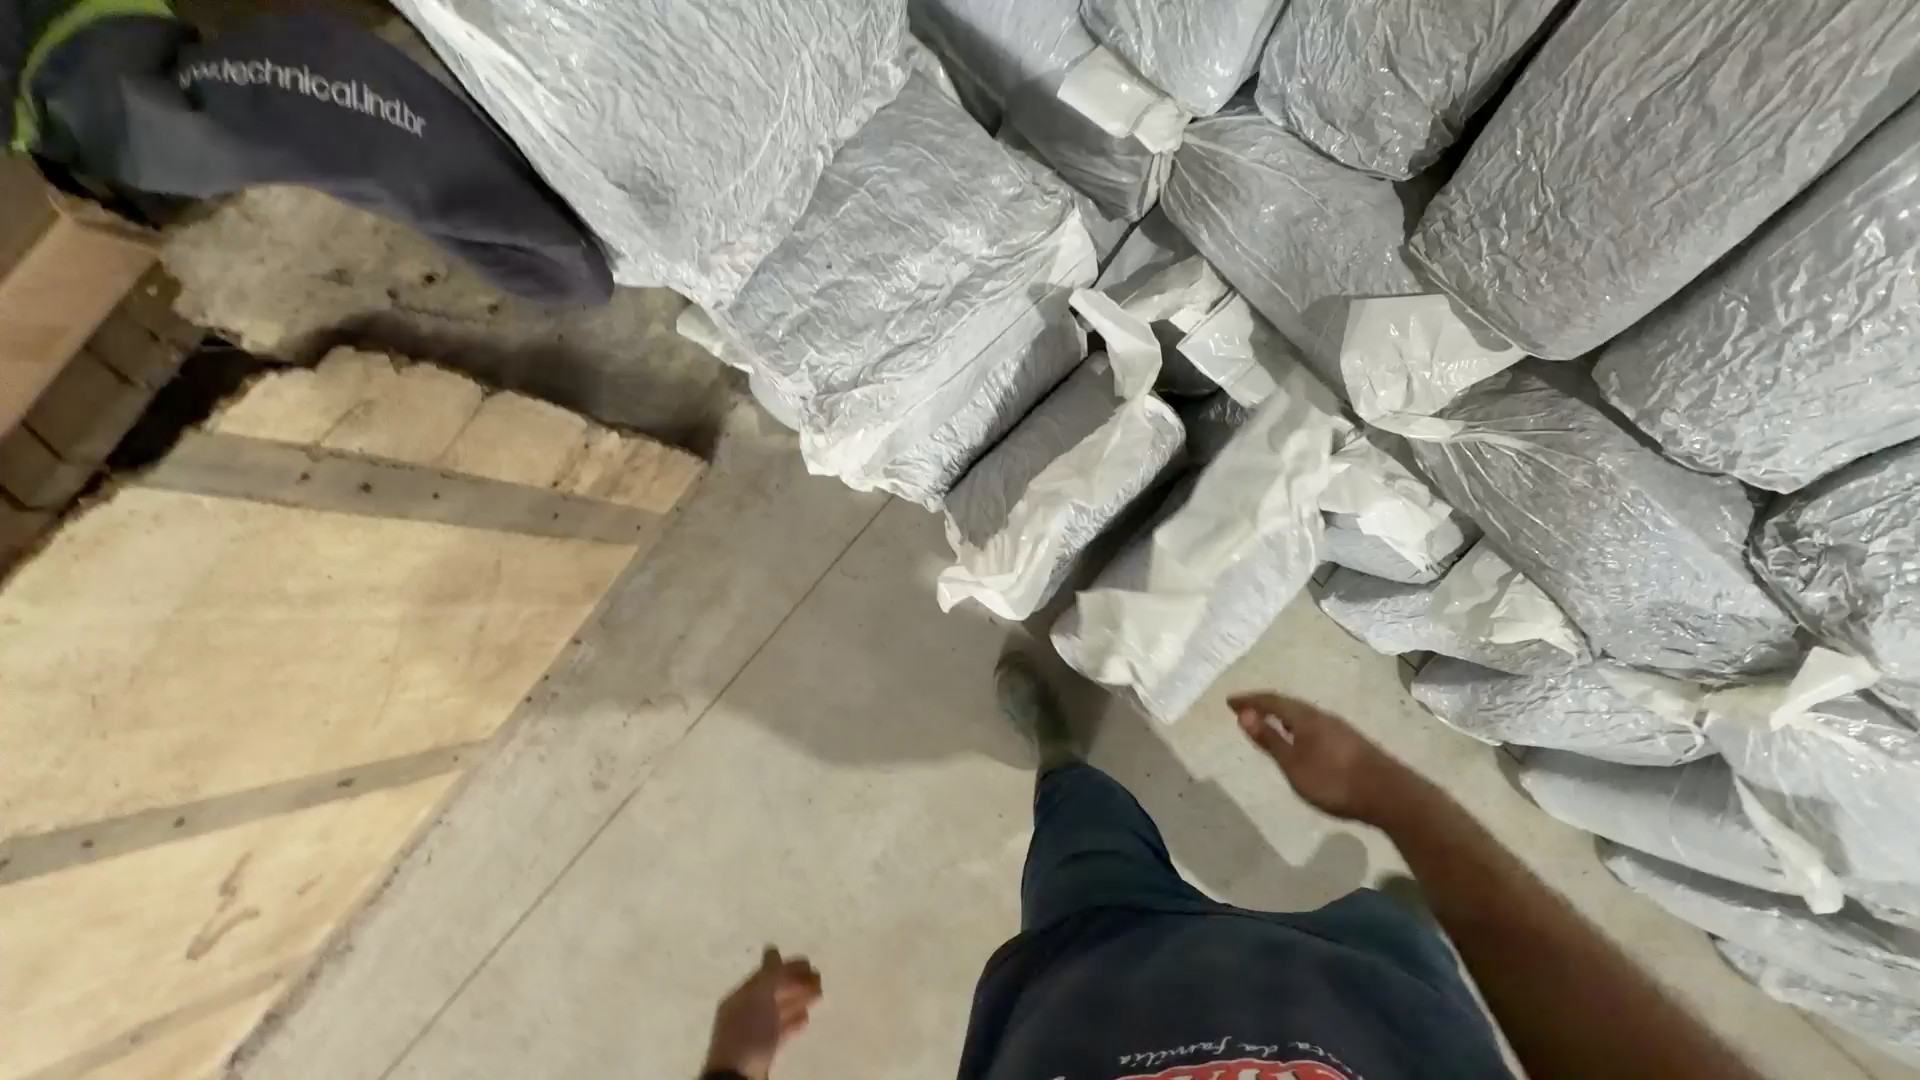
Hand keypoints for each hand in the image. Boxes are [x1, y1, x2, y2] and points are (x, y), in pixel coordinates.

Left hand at [703, 947, 821, 1079]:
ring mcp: (754, 1031)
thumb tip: (772, 947)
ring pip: (779, 1010)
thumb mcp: (759, 998)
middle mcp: (746, 1010)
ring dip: (798, 1000)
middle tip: (819, 977)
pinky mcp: (763, 1050)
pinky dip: (793, 1022)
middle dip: (796, 982)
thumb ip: (769, 974)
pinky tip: (806, 1018)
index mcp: (741, 995)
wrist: (737, 1078)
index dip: (787, 967)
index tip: (809, 962)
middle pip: (774, 991)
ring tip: (819, 994)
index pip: (766, 974)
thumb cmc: (748, 1031)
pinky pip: (780, 1031)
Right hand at [1228, 691, 1431, 827]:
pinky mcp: (1352, 743)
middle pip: (1289, 705)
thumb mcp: (1293, 764)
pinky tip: (1300, 740)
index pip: (1271, 701)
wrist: (1392, 796)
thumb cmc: (1334, 780)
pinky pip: (1315, 725)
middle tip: (1245, 709)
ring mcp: (1340, 729)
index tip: (1229, 702)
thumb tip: (1243, 714)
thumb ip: (1269, 740)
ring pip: (1304, 715)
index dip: (1249, 701)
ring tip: (1269, 722)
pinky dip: (1298, 726)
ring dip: (1282, 715)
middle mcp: (1323, 717)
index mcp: (1306, 718)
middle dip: (1265, 705)